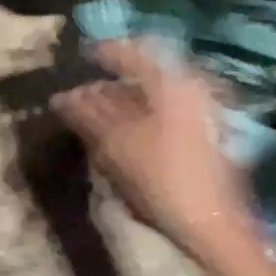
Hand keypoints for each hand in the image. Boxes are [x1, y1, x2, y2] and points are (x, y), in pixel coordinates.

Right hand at [52, 39, 256, 262]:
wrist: (214, 224)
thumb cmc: (162, 178)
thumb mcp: (115, 145)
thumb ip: (86, 114)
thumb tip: (62, 96)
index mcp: (170, 80)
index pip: (130, 51)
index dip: (100, 53)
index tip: (77, 59)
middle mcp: (189, 86)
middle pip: (143, 72)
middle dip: (109, 82)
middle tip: (81, 96)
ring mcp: (202, 110)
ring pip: (154, 94)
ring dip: (123, 101)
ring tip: (95, 118)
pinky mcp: (204, 134)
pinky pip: (165, 111)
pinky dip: (141, 116)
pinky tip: (122, 136)